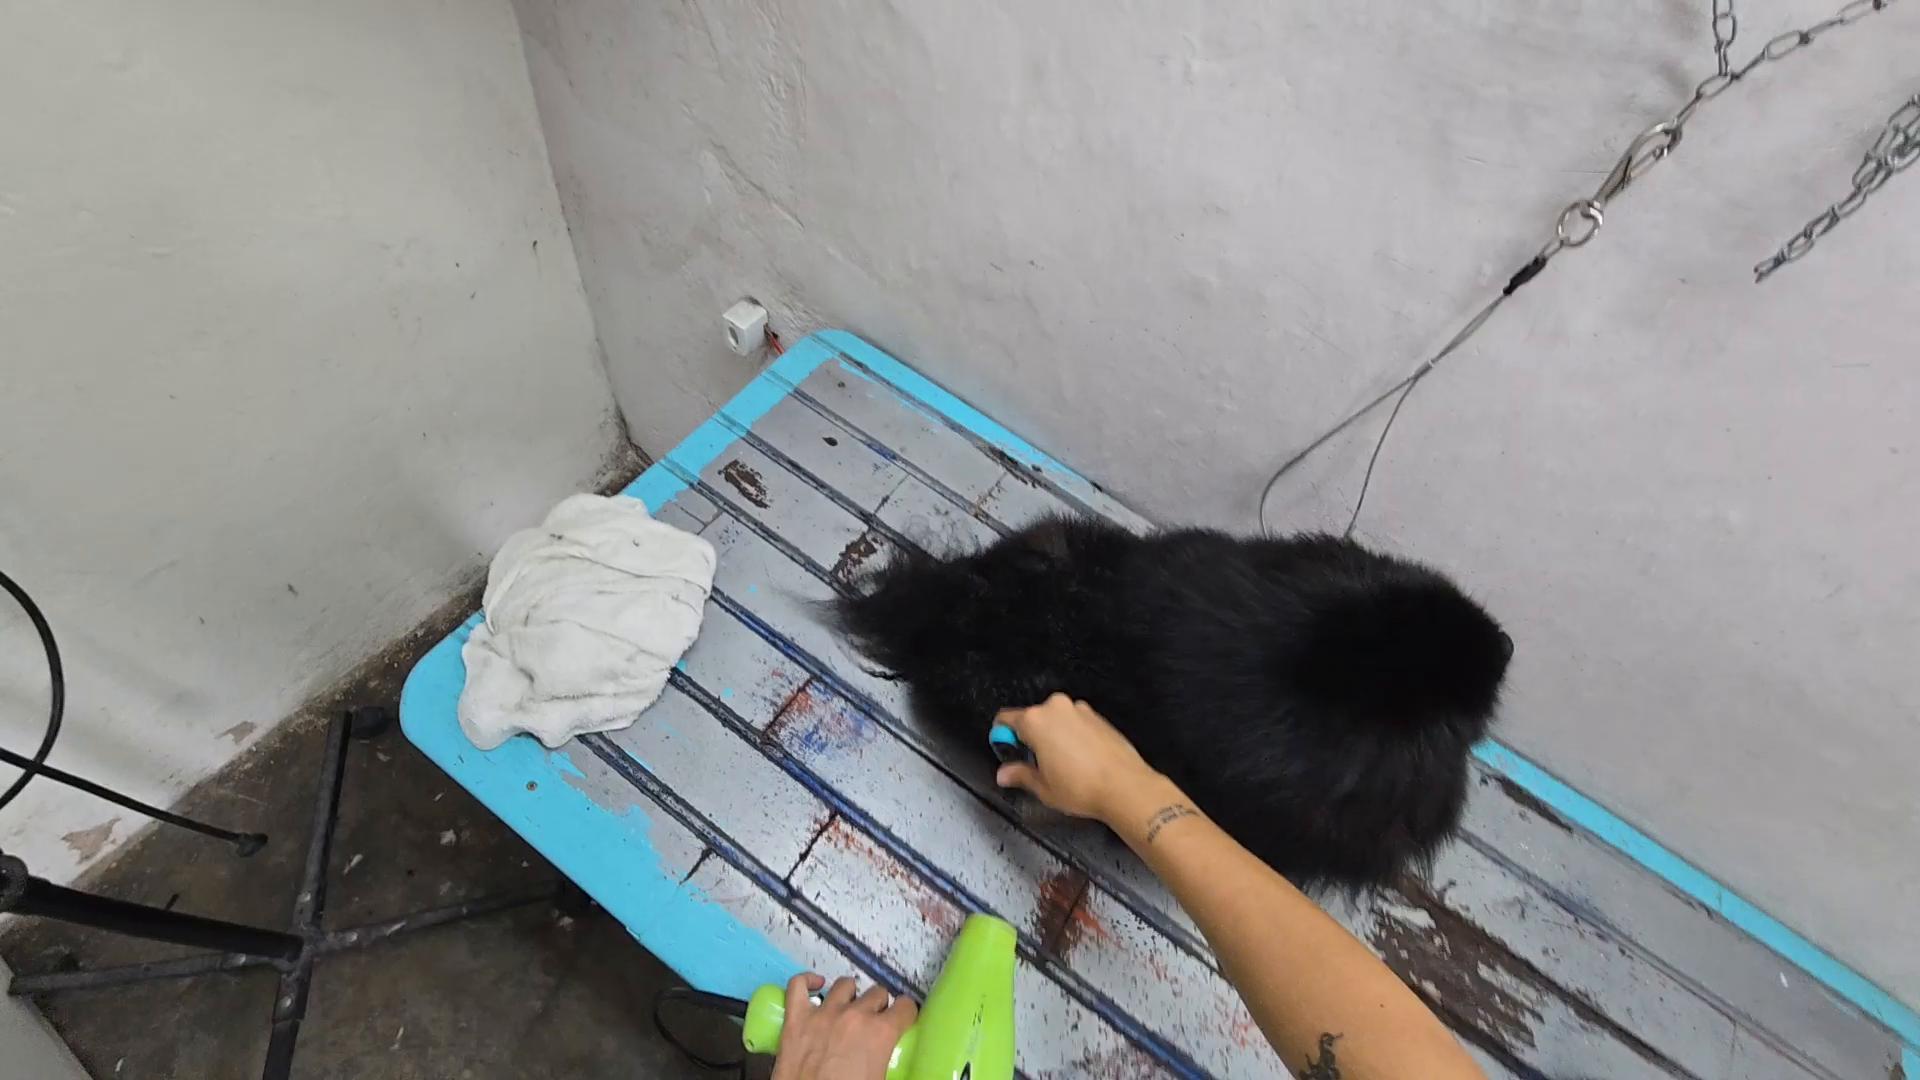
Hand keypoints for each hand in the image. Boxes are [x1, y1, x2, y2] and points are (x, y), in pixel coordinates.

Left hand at [770, 973, 917, 1079]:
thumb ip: (889, 1062)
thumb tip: (890, 1062)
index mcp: (881, 1033)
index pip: (905, 1007)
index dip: (905, 1015)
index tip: (901, 1022)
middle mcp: (855, 1015)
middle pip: (876, 994)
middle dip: (877, 1008)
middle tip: (872, 1027)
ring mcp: (824, 1013)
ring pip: (844, 985)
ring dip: (850, 997)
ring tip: (847, 1011)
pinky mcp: (796, 1019)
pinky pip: (799, 985)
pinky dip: (807, 981)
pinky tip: (816, 986)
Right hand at [993, 693, 1161, 824]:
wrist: (1126, 787)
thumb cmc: (1085, 786)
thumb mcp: (1042, 787)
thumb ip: (1019, 775)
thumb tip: (1006, 774)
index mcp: (1035, 721)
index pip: (1005, 719)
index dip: (1002, 735)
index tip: (1007, 748)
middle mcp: (1056, 708)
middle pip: (1031, 718)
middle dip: (1030, 737)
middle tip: (1037, 764)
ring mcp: (1078, 710)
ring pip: (1055, 720)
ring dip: (1053, 736)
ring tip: (1062, 765)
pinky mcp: (1096, 716)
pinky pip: (1075, 722)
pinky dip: (1072, 735)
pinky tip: (1080, 760)